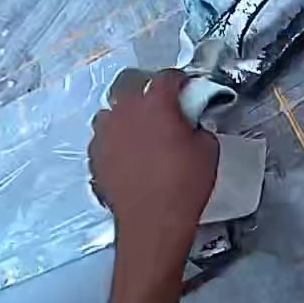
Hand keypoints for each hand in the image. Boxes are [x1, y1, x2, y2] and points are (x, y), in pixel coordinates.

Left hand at [86, 68, 217, 302]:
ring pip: (112, 111)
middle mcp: (124, 112)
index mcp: (155, 103)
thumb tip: (191, 126)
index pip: (167, 77)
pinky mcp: (95, 157)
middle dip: (148, 89)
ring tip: (142, 129)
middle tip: (163, 104)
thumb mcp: (208, 150)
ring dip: (127, 114)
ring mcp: (104, 134)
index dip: (181, 79)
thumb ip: (198, 127)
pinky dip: (116, 140)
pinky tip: (129, 155)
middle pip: (132, 84)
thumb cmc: (184, 186)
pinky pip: (105, 138)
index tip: (188, 86)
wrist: (152, 225)